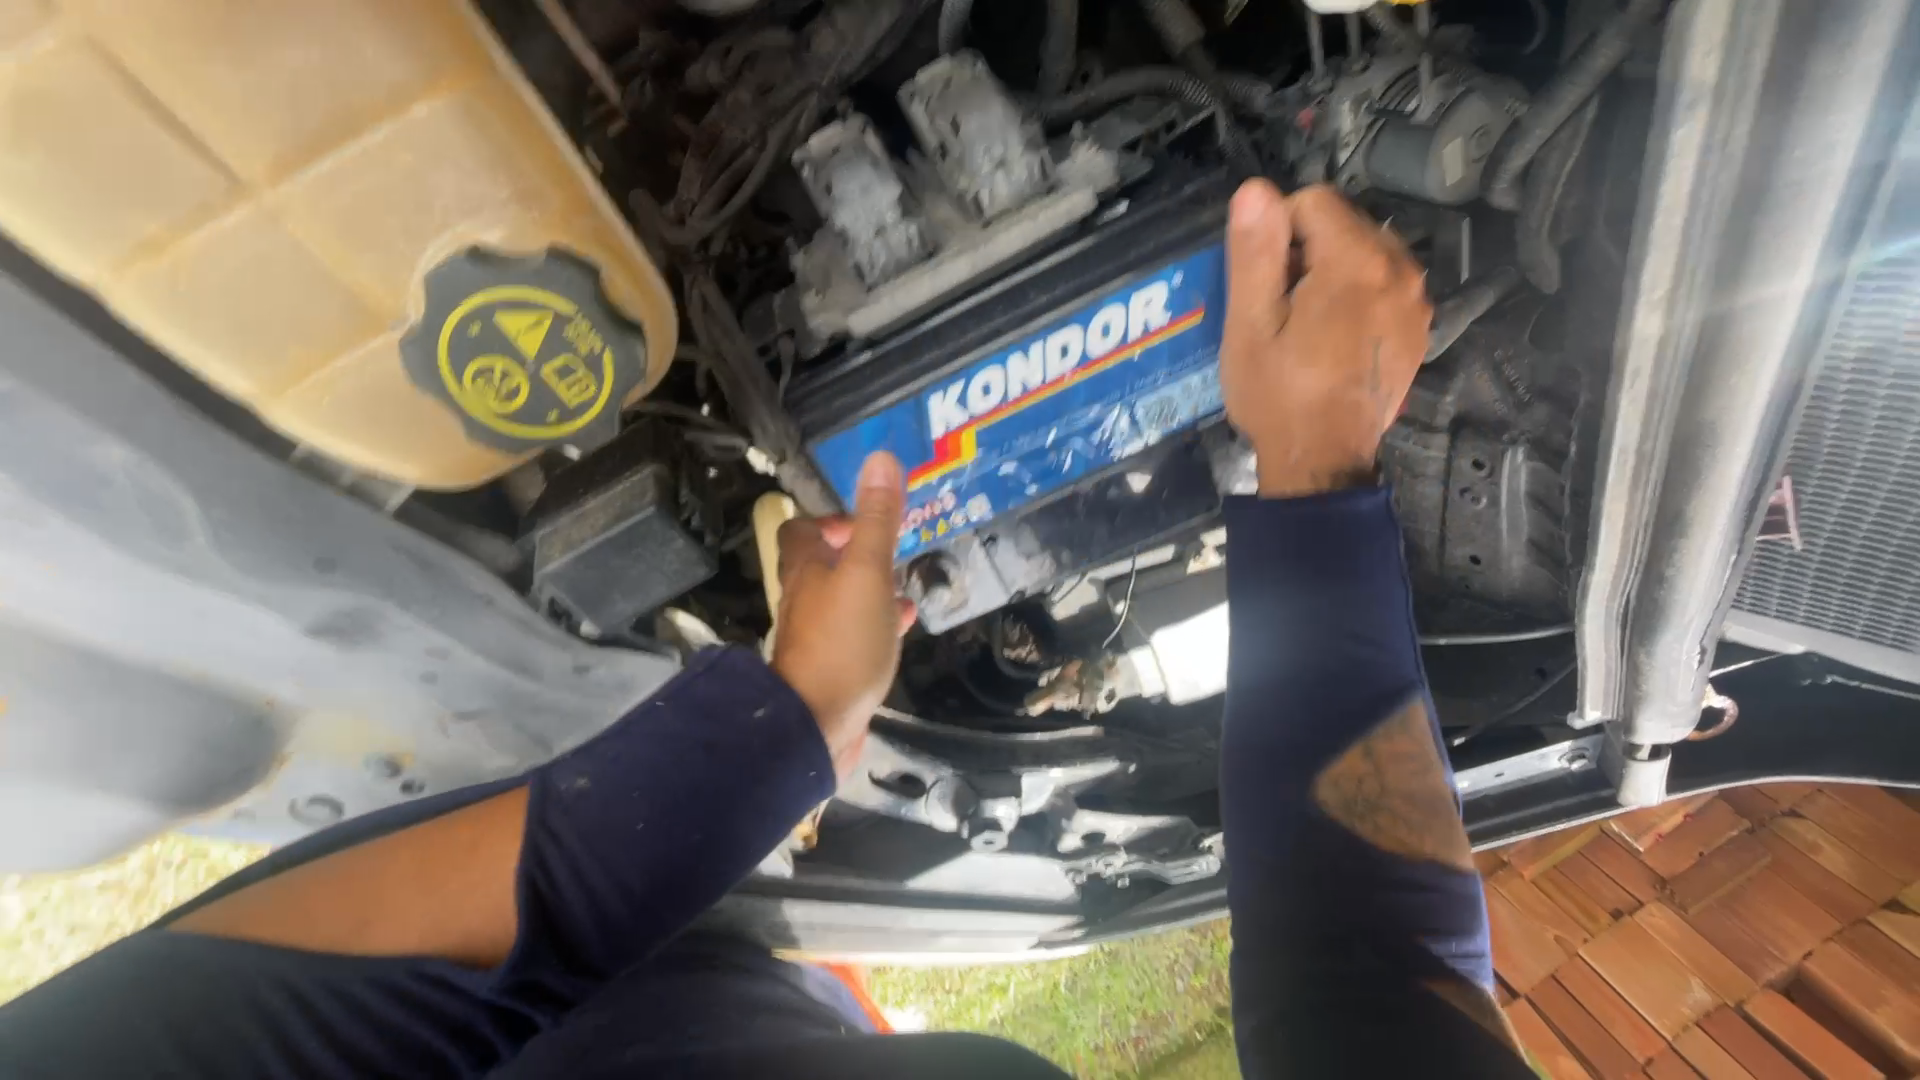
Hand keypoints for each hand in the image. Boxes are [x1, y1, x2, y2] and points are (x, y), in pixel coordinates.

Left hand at [771, 452, 916, 781]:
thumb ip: (876, 521)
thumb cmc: (842, 643)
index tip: (863, 524)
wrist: (816, 727)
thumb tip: (880, 458)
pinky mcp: (831, 671)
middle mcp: (803, 601)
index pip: (801, 530)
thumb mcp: (867, 573)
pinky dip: (876, 628)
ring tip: (907, 589)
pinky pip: (854, 639)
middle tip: (895, 554)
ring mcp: (815, 639)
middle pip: (823, 567)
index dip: (829, 520)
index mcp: (804, 572)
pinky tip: (902, 631)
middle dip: (858, 556)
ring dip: (872, 592)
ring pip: (843, 603)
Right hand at [1219, 180, 1430, 496]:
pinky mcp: (1419, 325)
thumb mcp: (1250, 327)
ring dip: (1330, 271)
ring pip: (1365, 252)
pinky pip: (1383, 283)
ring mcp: (1416, 299)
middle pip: (1342, 224)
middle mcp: (1400, 269)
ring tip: (1304, 325)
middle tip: (1278, 308)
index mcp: (1355, 263)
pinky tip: (1332, 337)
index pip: (1312, 201)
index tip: (1261, 283)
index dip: (1275, 234)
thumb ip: (1254, 255)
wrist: (1322, 458)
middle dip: (1304, 251)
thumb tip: (1255, 190)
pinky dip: (1356, 295)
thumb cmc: (1277, 395)